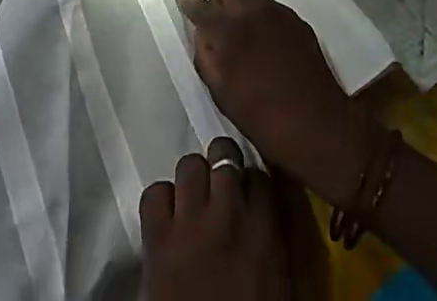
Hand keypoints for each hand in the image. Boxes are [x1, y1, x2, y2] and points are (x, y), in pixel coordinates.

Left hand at [141, 137, 289, 300]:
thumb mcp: (280, 280)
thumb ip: (275, 235)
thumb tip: (268, 200)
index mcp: (267, 234)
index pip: (262, 175)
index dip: (253, 178)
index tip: (249, 188)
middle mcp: (229, 217)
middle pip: (223, 156)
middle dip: (223, 163)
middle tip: (221, 184)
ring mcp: (189, 222)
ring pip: (189, 164)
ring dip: (194, 178)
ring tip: (195, 198)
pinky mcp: (156, 235)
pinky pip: (155, 192)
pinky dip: (162, 199)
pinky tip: (169, 217)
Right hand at [181, 0, 377, 207]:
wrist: (317, 127)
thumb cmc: (259, 114)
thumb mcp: (218, 88)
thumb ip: (205, 52)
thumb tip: (202, 31)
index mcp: (228, 30)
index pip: (200, 5)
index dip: (189, 3)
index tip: (185, 3)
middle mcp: (254, 12)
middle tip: (221, 22)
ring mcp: (281, 15)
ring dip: (245, 9)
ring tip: (248, 39)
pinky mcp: (301, 24)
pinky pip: (274, 11)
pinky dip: (266, 21)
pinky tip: (270, 47)